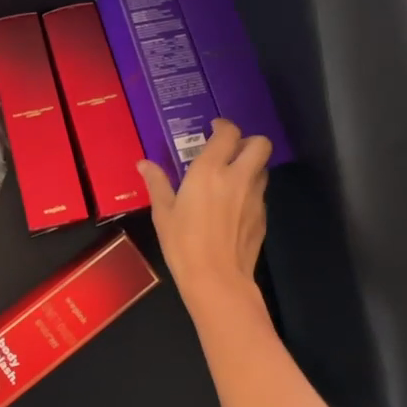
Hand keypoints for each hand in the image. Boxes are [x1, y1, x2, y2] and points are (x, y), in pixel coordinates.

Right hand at [139, 118, 270, 312]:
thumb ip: (157, 183)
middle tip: (231, 149)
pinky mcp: (263, 217)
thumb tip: (144, 164)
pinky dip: (250, 191)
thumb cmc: (183, 244)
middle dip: (248, 141)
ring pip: (262, 169)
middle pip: (260, 144)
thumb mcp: (163, 213)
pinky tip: (233, 207)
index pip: (228, 133)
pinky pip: (260, 194)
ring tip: (231, 178)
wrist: (217, 280)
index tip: (214, 128)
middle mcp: (237, 177)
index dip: (223, 126)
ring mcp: (255, 198)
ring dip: (250, 166)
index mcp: (209, 170)